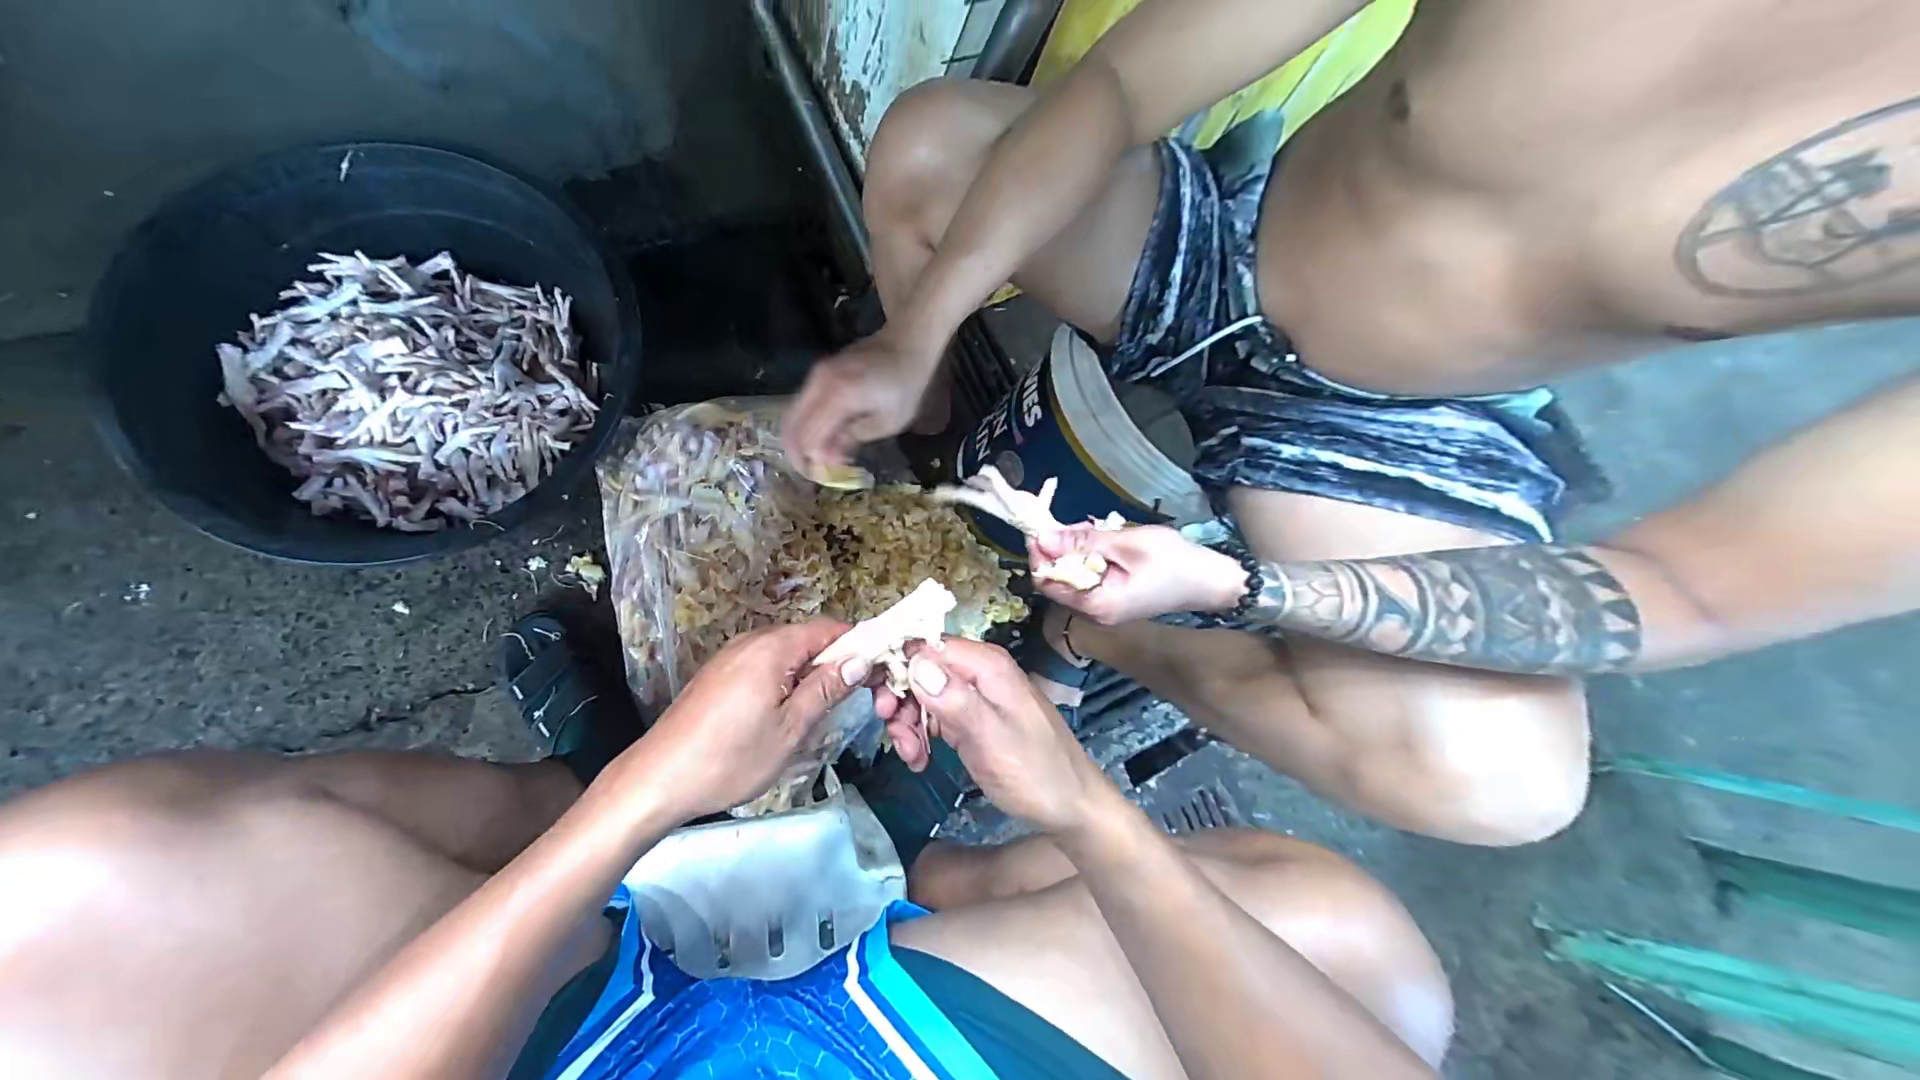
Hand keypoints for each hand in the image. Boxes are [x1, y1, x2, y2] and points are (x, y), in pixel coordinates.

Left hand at [611, 619, 858, 819]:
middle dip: (833, 662)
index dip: (857, 645)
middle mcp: (751, 641)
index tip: (875, 672)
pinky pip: (763, 664)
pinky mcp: (717, 674)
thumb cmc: (730, 758)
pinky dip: (782, 680)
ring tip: (815, 712)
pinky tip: (780, 714)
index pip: (829, 628)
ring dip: (807, 674)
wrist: (656, 780)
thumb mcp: (790, 729)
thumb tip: (860, 660)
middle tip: (849, 700)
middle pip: (807, 639)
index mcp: (773, 648)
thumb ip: (826, 689)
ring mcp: (730, 656)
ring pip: (785, 653)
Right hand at [784, 327, 942, 482]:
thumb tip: (827, 459)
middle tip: (811, 473)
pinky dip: (803, 425)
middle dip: (797, 454)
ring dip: (798, 440)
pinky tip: (818, 439)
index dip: (813, 461)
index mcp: (839, 396)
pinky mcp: (817, 373)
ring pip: (791, 415)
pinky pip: (799, 404)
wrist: (906, 344)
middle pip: (791, 426)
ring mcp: (815, 375)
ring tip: (814, 460)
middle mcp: (819, 383)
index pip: (810, 436)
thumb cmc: (905, 386)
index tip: (824, 476)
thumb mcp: (887, 422)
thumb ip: (853, 438)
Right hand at [876, 638, 1109, 834]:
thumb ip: (955, 700)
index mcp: (986, 665)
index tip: (881, 704)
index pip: (925, 645)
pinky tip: (921, 759)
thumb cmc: (1035, 773)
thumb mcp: (991, 739)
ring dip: (908, 722)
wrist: (1069, 806)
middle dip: (900, 701)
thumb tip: (916, 663)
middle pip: (920, 669)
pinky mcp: (972, 716)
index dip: (896, 668)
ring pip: (922, 692)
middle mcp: (979, 670)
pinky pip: (935, 713)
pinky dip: (921, 734)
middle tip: (896, 736)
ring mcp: (976, 693)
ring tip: (912, 756)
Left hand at [1029, 524, 1246, 623]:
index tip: (1039, 527)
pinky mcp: (1114, 598)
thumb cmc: (1172, 562)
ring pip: (1073, 574)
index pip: (1046, 582)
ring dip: (1077, 549)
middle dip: (1061, 548)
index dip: (1038, 554)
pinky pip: (1090, 576)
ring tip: (1095, 528)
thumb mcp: (1124, 543)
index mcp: (1094, 605)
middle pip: (1058, 578)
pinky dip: (1091, 556)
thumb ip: (1080, 542)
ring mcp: (1105, 607)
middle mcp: (1094, 612)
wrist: (1213, 581)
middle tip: (1076, 524)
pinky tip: (1104, 538)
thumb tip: (1042, 537)